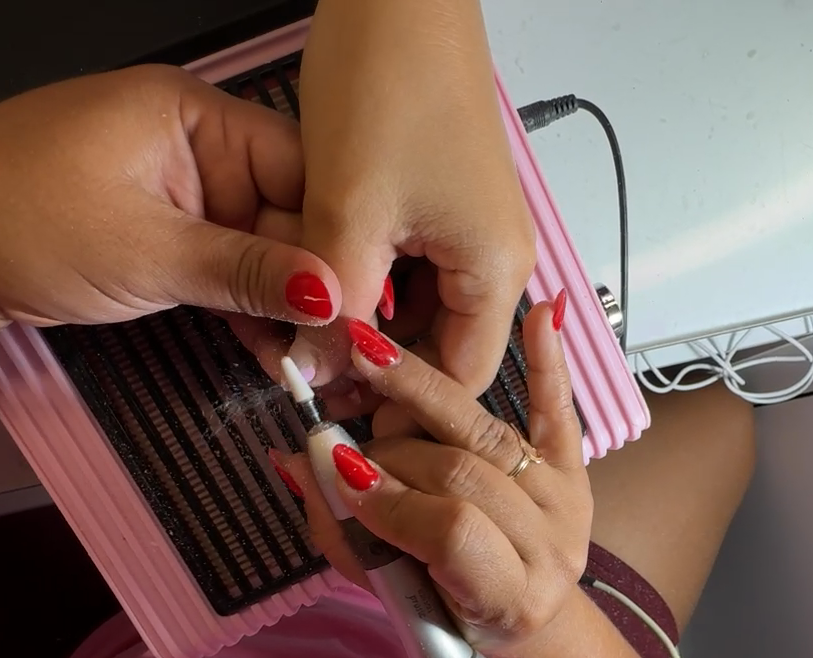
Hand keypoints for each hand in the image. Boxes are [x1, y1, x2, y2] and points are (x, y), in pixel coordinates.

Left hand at [0, 65, 342, 381]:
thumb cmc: (19, 224)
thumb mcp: (147, 250)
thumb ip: (250, 272)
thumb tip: (340, 298)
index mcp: (195, 118)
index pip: (303, 173)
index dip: (340, 238)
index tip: (369, 306)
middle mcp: (201, 151)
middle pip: (292, 221)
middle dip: (317, 290)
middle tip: (341, 355)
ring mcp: (188, 200)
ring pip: (269, 258)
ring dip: (289, 314)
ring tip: (309, 368)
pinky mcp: (174, 243)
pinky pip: (237, 278)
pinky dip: (255, 318)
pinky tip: (275, 357)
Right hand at [277, 302, 587, 652]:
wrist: (530, 617)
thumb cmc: (456, 616)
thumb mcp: (399, 599)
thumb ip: (350, 541)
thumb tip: (301, 463)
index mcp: (514, 594)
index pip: (454, 530)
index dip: (393, 501)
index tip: (341, 474)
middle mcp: (554, 545)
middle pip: (467, 473)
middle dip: (394, 453)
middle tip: (349, 444)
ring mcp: (568, 502)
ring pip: (489, 436)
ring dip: (425, 396)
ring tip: (373, 364)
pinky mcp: (575, 468)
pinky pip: (560, 412)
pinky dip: (548, 363)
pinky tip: (539, 314)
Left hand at [293, 0, 534, 397]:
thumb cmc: (391, 79)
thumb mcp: (349, 209)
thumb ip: (332, 303)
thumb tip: (314, 367)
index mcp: (497, 272)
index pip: (462, 379)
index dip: (407, 409)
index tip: (352, 423)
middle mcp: (498, 261)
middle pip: (446, 350)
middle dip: (383, 369)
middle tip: (319, 381)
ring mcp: (476, 236)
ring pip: (424, 315)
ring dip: (371, 328)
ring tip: (313, 336)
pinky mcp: (448, 212)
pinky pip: (416, 275)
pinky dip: (374, 289)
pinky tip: (332, 288)